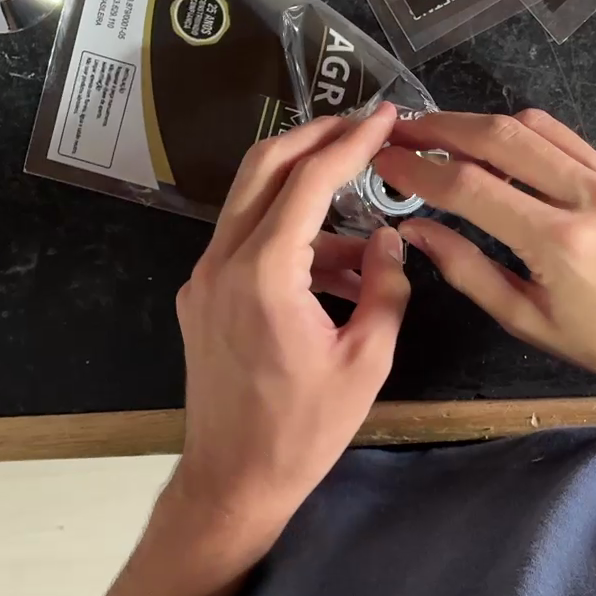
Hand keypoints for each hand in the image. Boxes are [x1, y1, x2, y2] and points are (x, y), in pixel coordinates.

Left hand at [169, 103, 408, 551]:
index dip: (351, 142)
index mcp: (265, 276)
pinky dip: (293, 239)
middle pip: (263, 169)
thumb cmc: (306, 429)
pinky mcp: (202, 297)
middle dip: (315, 138)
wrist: (234, 479)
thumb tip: (392, 239)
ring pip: (253, 204)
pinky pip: (249, 243)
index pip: (309, 182)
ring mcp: (204, 279)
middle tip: (362, 126)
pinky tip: (337, 272)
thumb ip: (386, 288)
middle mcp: (223, 263)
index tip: (385, 116)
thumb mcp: (368, 360)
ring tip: (369, 236)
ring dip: (309, 198)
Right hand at [371, 109, 595, 409]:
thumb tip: (415, 231)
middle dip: (439, 126)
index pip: (469, 186)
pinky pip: (564, 136)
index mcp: (558, 242)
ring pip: (532, 125)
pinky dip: (522, 131)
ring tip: (438, 133)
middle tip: (398, 129)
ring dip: (479, 122)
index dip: (417, 168)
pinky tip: (496, 143)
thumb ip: (468, 271)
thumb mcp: (529, 321)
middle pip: (499, 136)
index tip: (382, 160)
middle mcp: (586, 195)